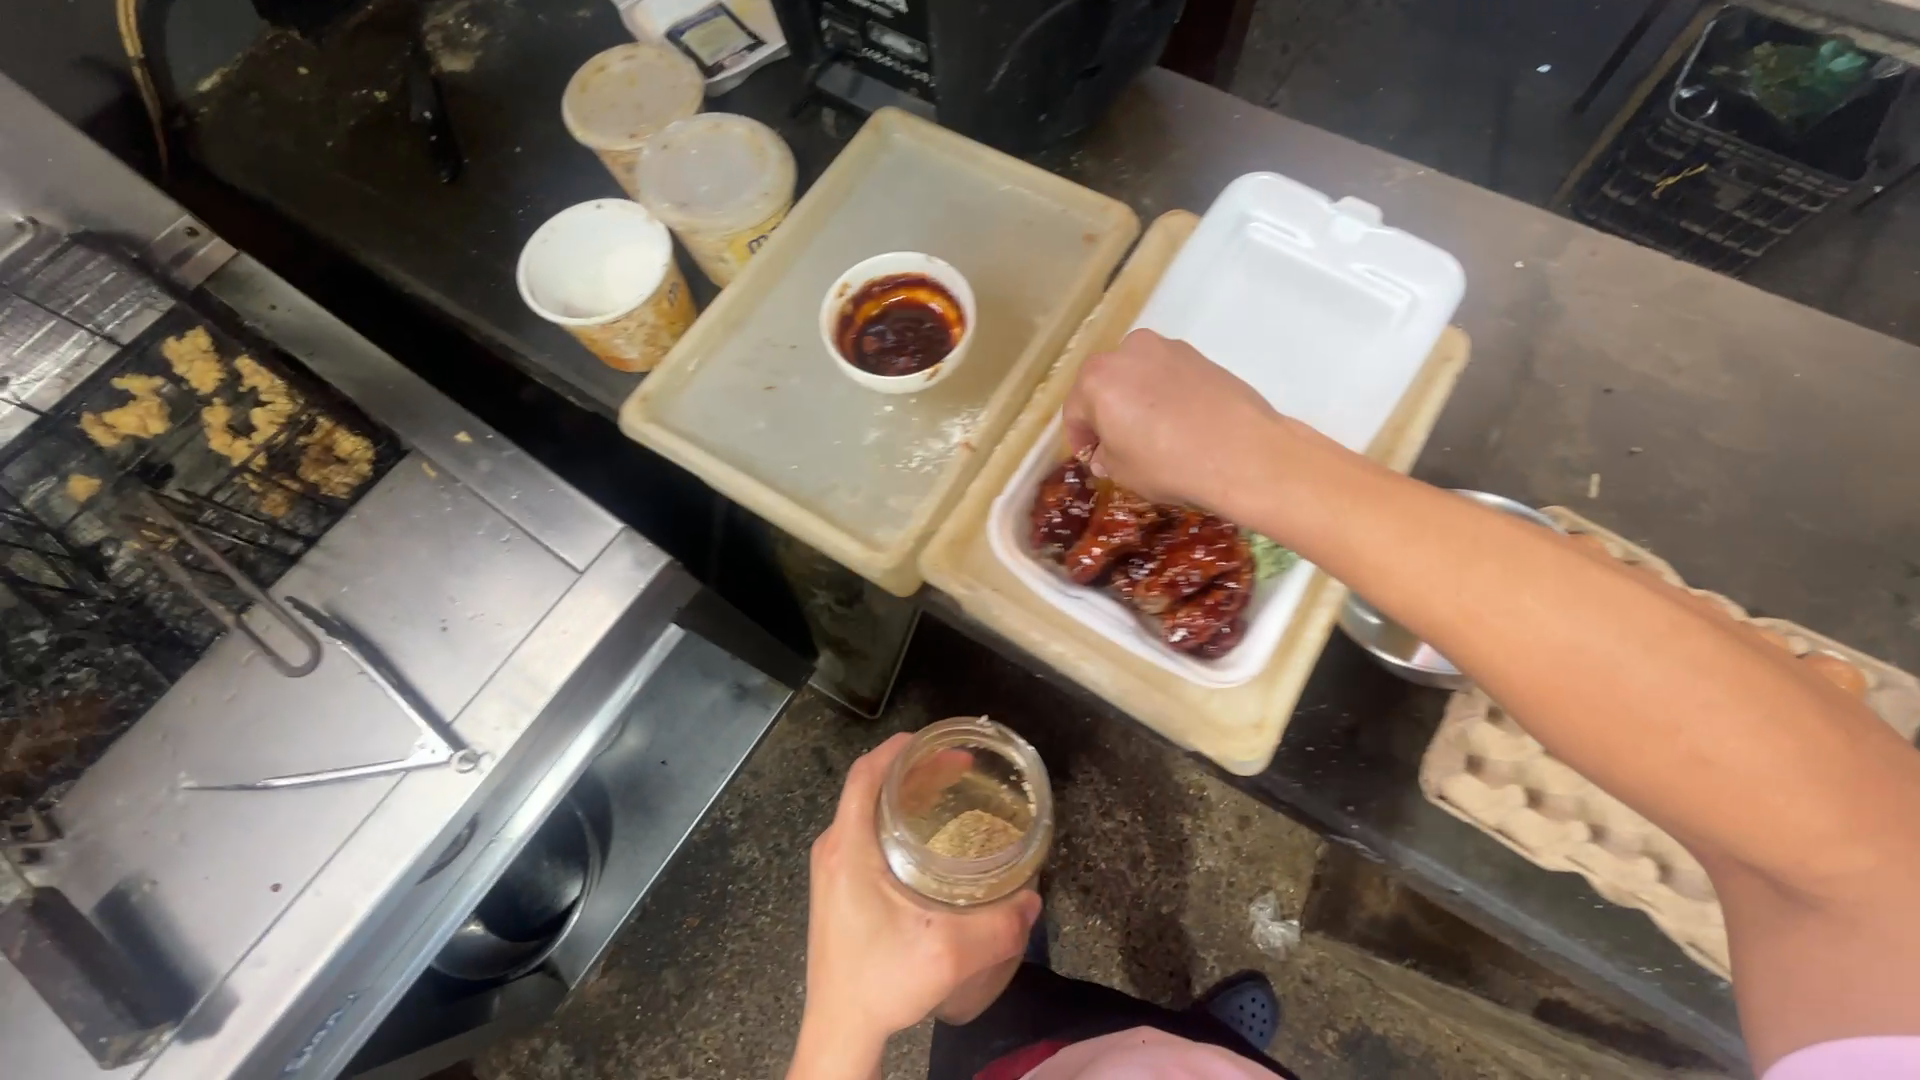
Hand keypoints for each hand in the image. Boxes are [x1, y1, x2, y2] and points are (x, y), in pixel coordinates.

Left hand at [791, 734, 1040, 1077]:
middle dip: (913, 770)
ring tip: (947, 794)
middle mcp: (834, 849)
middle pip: (869, 787)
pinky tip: (926, 840)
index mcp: (849, 847)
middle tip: (957, 768)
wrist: (840, 1030)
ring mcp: (832, 870)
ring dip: (903, 796)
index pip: (866, 774)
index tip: (937, 740)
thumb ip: (998, 926)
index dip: (899, 749)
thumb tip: (1032, 900)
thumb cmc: (881, 981)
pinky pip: (864, 834)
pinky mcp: (836, 889)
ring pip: (866, 811)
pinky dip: (894, 821)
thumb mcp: (949, 954)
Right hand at [1062, 329, 1287, 510]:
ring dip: (1135, 400)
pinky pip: (1167, 376)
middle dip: (1106, 414)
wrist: (1243, 453)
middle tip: (1118, 445)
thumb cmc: (1169, 464)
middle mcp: (1128, 352)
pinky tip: (1178, 424)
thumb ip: (1105, 457)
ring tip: (1151, 434)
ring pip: (1137, 376)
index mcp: (1097, 379)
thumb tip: (1106, 454)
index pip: (1074, 411)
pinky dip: (1164, 395)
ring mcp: (1167, 348)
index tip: (1090, 458)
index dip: (1079, 439)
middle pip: (1104, 384)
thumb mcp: (1123, 472)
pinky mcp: (1199, 355)